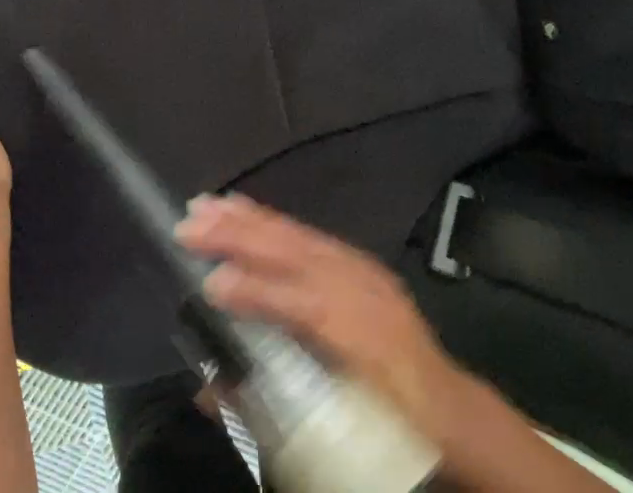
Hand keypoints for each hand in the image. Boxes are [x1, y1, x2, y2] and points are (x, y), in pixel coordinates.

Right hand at [175, 194, 467, 448]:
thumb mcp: (332, 425)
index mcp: (363, 340)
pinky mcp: (359, 263)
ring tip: (204, 205)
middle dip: (241, 238)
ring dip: (248, 220)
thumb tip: (208, 390)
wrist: (444, 406)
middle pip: (296, 256)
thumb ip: (268, 404)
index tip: (211, 284)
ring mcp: (363, 273)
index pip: (305, 307)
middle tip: (188, 227)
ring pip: (300, 238)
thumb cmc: (384, 420)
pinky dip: (272, 220)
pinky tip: (244, 207)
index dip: (258, 293)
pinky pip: (310, 235)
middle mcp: (363, 295)